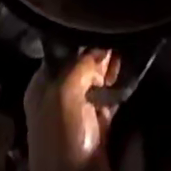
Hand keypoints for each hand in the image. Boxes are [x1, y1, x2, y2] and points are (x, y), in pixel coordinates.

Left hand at [25, 50, 120, 170]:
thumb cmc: (62, 140)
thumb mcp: (65, 94)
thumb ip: (80, 64)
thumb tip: (101, 46)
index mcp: (42, 85)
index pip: (63, 50)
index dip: (82, 39)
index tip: (102, 31)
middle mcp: (58, 94)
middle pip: (83, 62)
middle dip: (100, 53)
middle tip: (117, 45)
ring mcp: (78, 110)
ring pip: (98, 78)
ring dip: (111, 69)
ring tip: (123, 59)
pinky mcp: (98, 124)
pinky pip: (110, 95)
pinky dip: (119, 86)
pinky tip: (128, 75)